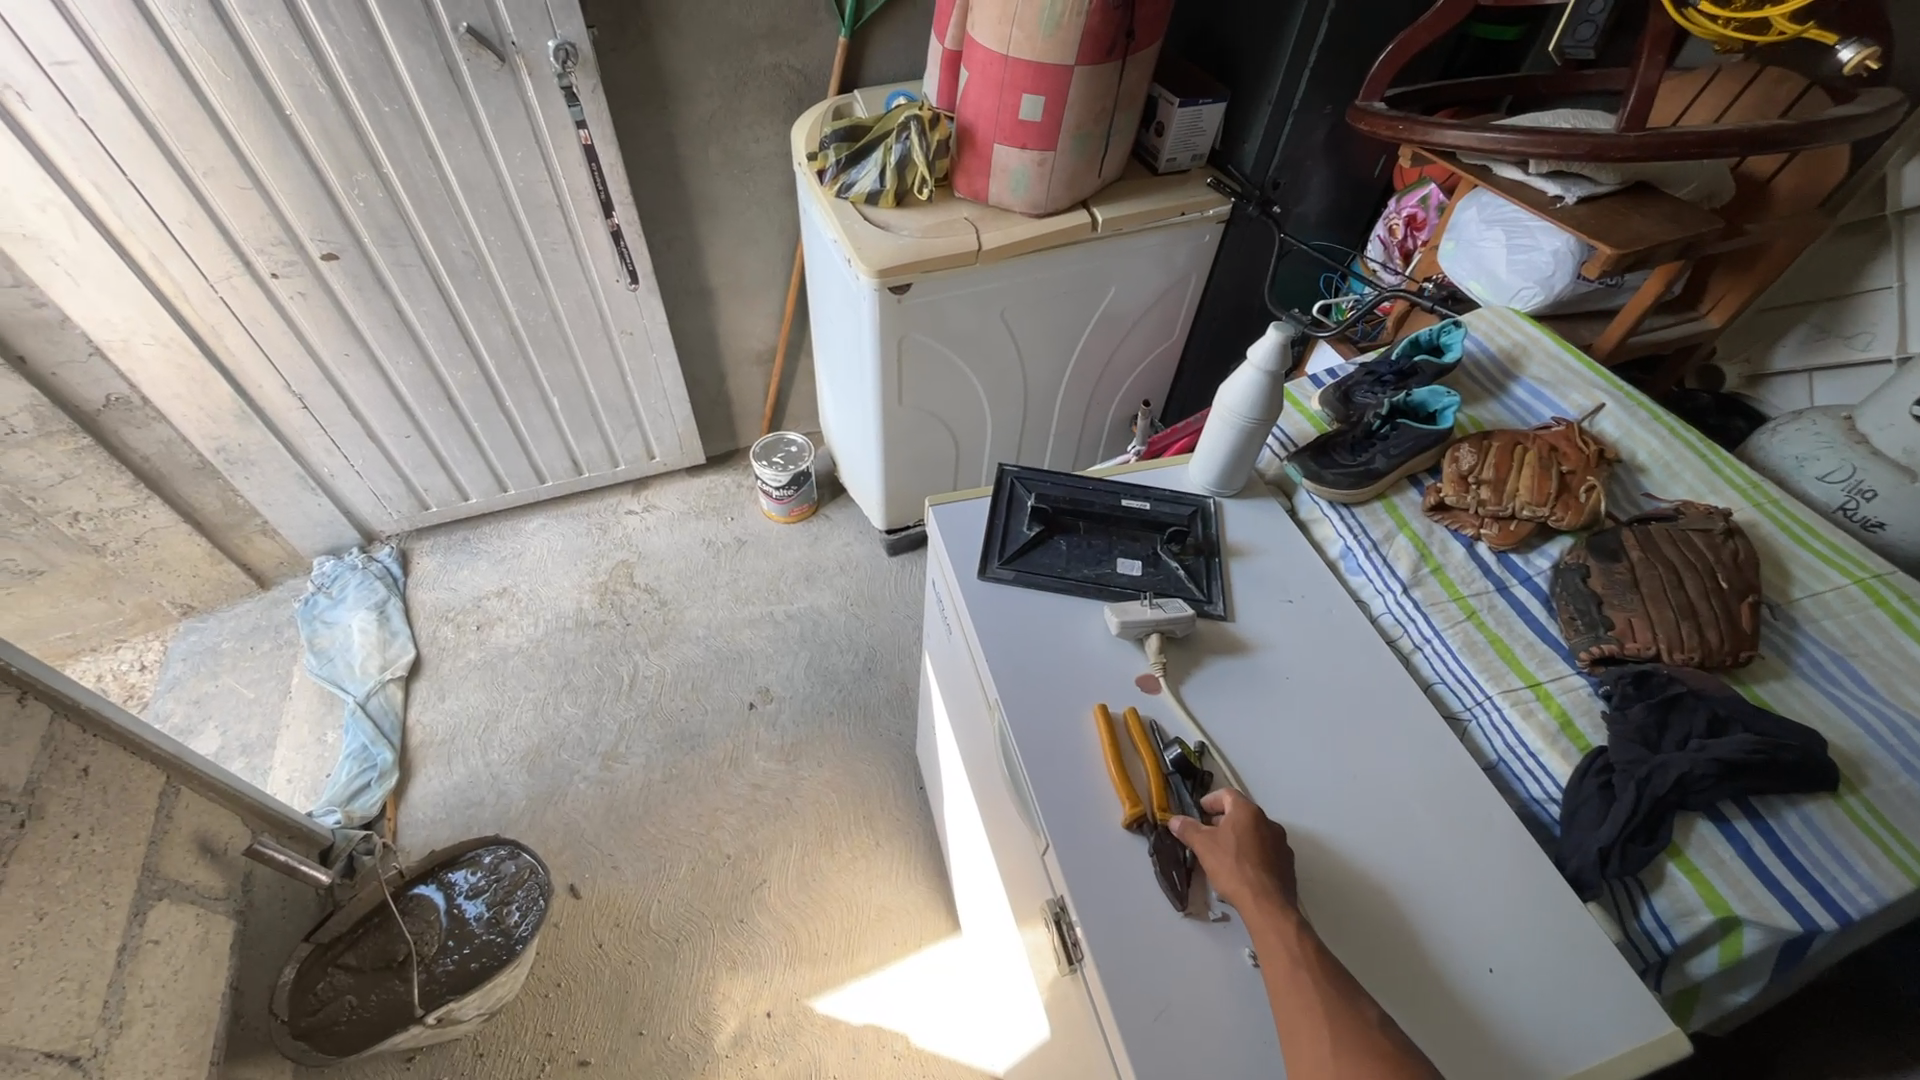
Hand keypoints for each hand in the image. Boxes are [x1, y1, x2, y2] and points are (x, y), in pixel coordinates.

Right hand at [1168, 788, 1298, 918]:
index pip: (1227, 794)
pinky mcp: (1287, 863)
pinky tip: (1242, 870)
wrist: (1268, 905)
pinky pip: (1266, 851)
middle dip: (1223, 821)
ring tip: (1224, 853)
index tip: (1200, 811)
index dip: (1211, 800)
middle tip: (1207, 833)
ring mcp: (1281, 843)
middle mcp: (1268, 822)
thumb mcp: (1203, 846)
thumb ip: (1188, 829)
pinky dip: (1253, 853)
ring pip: (1255, 833)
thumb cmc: (1233, 868)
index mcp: (1247, 811)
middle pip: (1242, 813)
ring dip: (1239, 837)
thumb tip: (1174, 820)